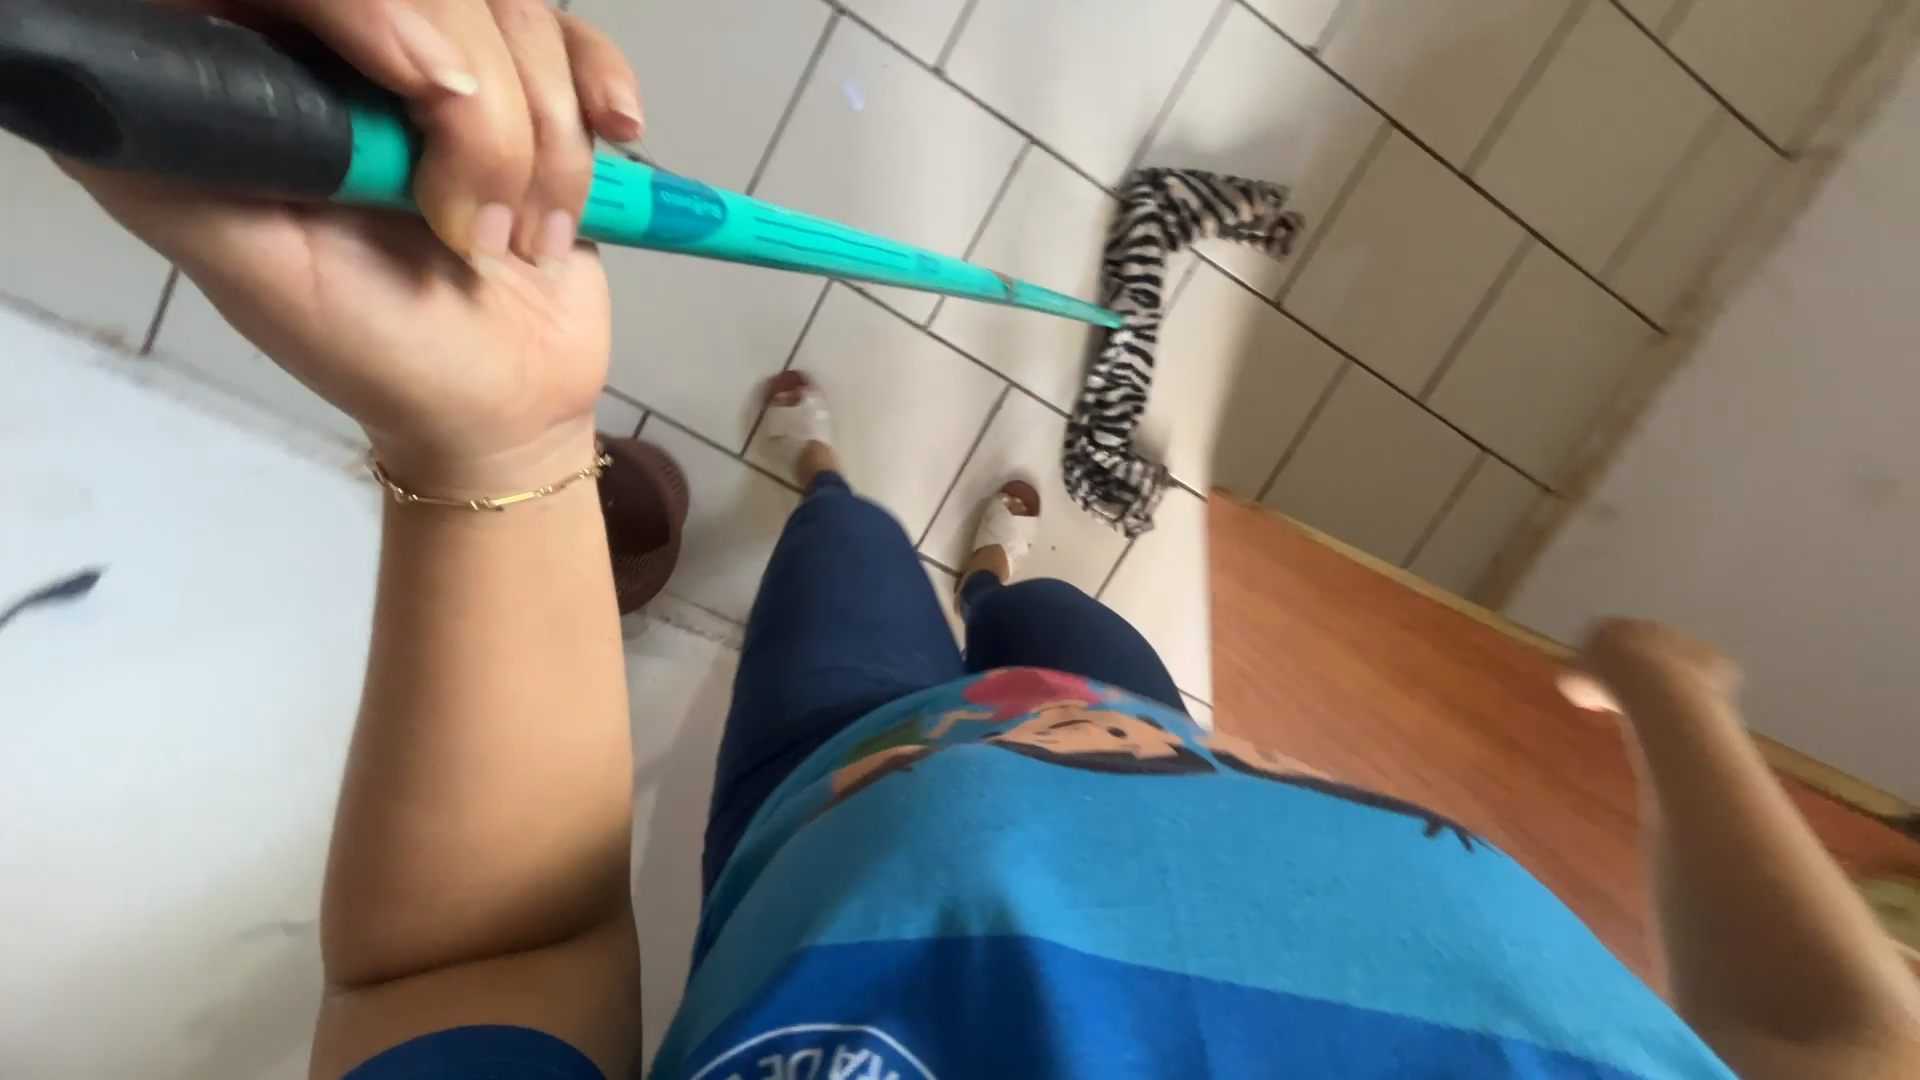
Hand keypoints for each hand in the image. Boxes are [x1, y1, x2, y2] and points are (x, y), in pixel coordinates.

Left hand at [62, 0, 645, 491]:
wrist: (508, 405)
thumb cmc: (386, 357)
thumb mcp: (259, 267)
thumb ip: (202, 149)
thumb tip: (216, 26)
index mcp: (248, 76)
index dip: (373, 5)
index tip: (435, 91)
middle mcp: (345, 53)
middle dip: (488, 123)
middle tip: (484, 233)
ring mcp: (448, 78)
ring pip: (519, 19)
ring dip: (553, 147)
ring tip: (533, 242)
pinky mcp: (534, 106)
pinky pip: (579, 48)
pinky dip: (606, 85)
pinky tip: (619, 131)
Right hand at [1559, 618, 1742, 715]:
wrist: (1660, 691)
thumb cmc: (1606, 682)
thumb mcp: (1573, 681)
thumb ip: (1576, 676)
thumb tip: (1581, 685)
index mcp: (1607, 625)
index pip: (1599, 636)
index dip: (1599, 658)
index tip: (1598, 679)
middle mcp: (1646, 625)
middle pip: (1640, 643)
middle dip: (1636, 662)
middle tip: (1631, 689)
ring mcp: (1684, 640)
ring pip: (1673, 656)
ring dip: (1668, 673)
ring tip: (1660, 700)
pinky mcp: (1715, 659)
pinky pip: (1704, 673)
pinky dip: (1697, 685)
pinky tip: (1686, 702)